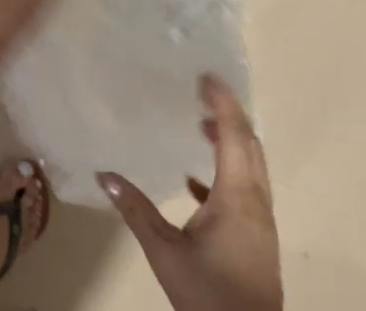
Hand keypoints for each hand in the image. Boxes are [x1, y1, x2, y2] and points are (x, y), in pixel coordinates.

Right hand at [97, 75, 281, 310]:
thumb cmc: (206, 292)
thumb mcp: (164, 250)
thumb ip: (135, 209)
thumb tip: (104, 173)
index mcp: (237, 198)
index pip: (234, 137)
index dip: (223, 104)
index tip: (207, 76)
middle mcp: (256, 203)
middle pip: (250, 146)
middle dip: (230, 115)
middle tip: (203, 89)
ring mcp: (261, 221)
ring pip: (252, 166)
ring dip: (231, 140)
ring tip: (201, 123)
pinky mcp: (257, 237)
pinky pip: (246, 189)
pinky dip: (226, 171)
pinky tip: (195, 180)